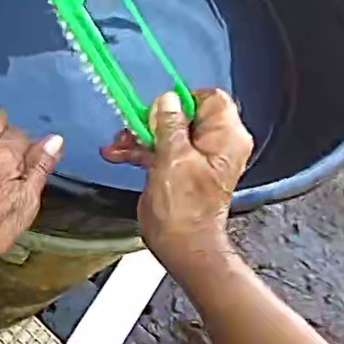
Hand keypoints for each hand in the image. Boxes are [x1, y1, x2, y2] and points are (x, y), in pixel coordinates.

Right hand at [101, 88, 252, 265]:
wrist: (180, 244)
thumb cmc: (183, 207)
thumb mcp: (173, 158)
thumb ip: (169, 125)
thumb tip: (166, 100)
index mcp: (226, 137)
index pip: (209, 99)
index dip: (180, 101)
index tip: (156, 111)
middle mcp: (215, 145)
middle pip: (183, 116)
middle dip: (152, 121)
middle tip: (131, 129)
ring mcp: (196, 159)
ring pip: (167, 134)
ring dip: (140, 137)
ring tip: (117, 145)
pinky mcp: (179, 172)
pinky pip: (160, 152)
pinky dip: (140, 152)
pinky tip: (118, 154)